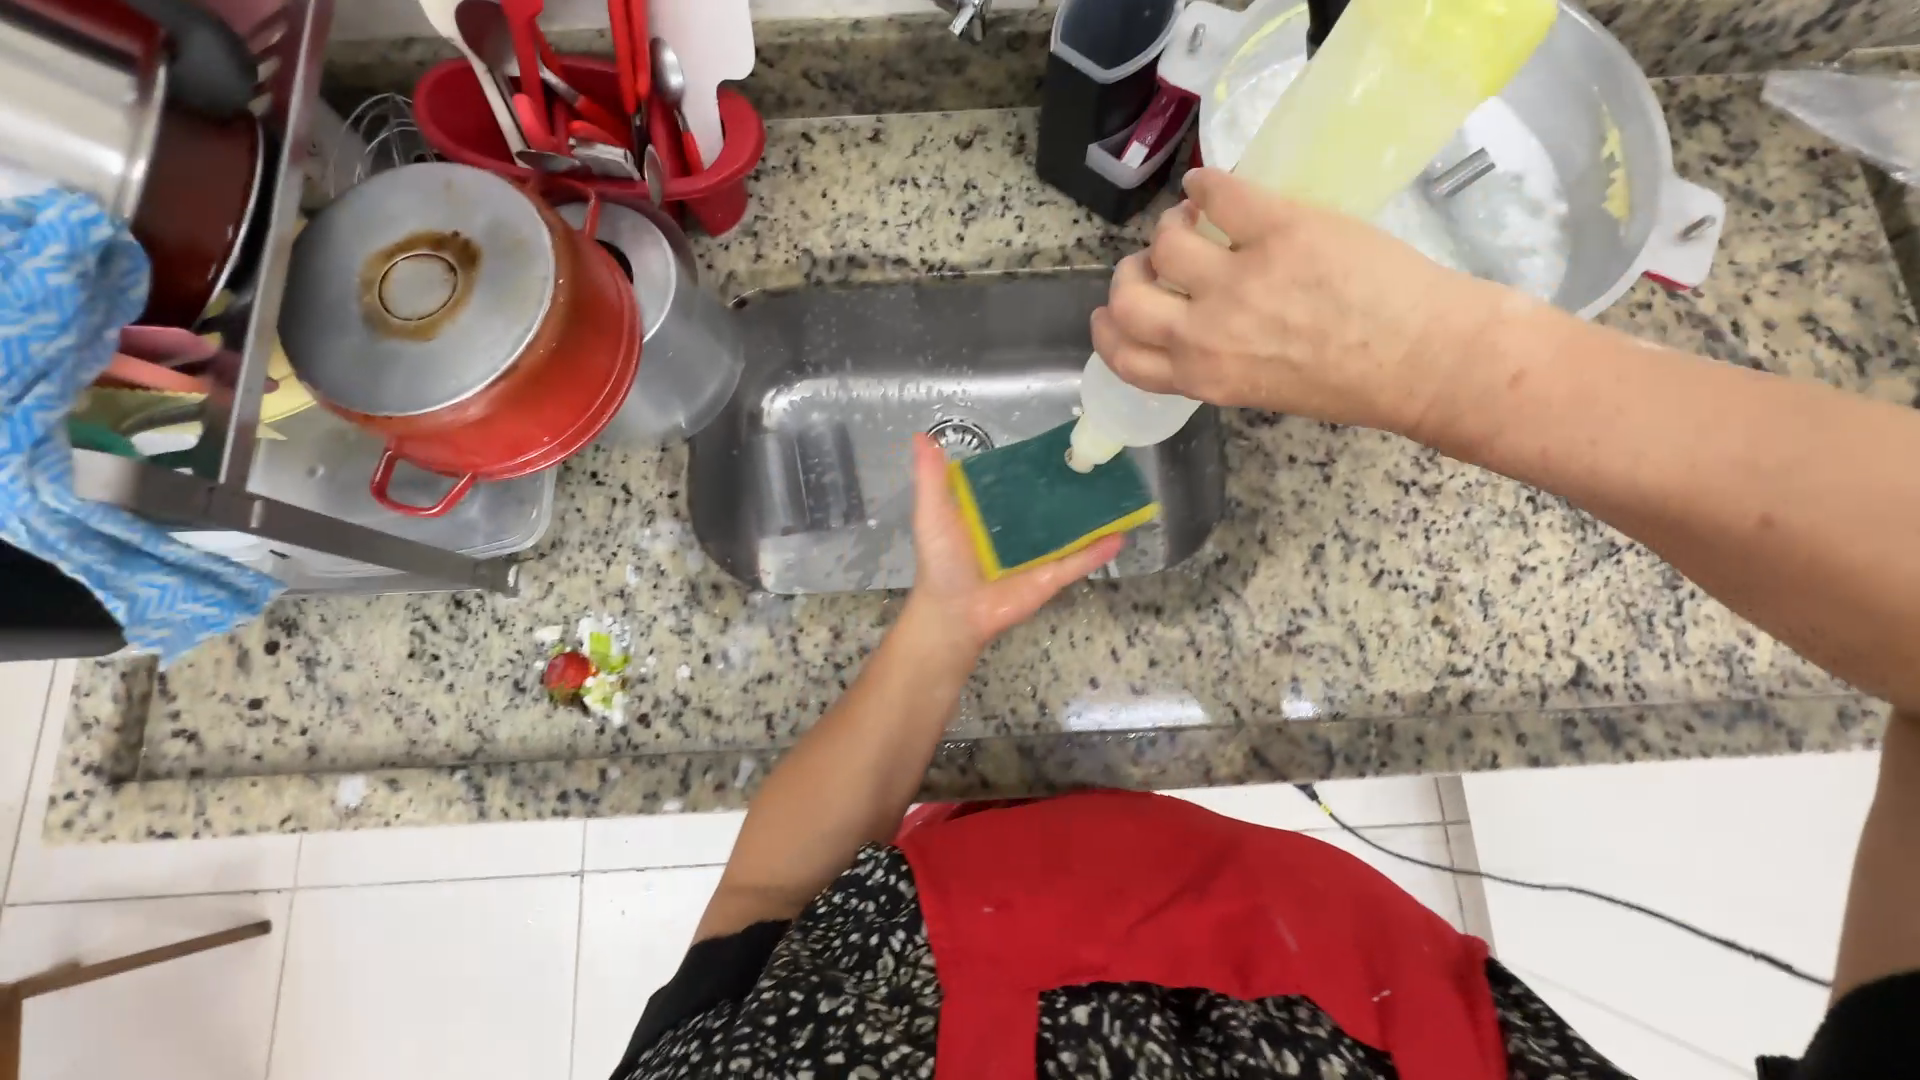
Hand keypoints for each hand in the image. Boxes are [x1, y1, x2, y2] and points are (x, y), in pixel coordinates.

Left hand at [903, 433, 1124, 656]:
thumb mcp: (931, 514)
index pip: (1014, 483)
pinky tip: (1121, 535)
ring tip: (1119, 493)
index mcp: (989, 513)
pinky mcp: (1049, 578)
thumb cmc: (941, 562)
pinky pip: (1078, 562)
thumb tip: (921, 435)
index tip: (1056, 445)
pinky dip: (1098, 551)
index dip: (1032, 465)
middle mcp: (1016, 531)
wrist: (953, 613)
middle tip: (1097, 464)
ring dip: (1094, 517)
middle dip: (1071, 488)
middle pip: (1048, 506)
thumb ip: (931, 477)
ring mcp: (1036, 555)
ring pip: (1070, 532)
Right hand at [1089, 167, 1502, 434]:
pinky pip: (1218, 193)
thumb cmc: (1350, 386)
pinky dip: (1205, 184)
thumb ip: (1213, 362)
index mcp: (1201, 377)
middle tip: (1152, 263)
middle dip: (1129, 275)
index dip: (1108, 330)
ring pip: (1165, 240)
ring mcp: (1238, 279)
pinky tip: (1209, 186)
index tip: (1112, 313)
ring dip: (1171, 227)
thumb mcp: (1257, 392)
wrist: (1421, 358)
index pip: (1121, 356)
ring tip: (1196, 222)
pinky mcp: (1277, 229)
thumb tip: (1192, 323)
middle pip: (1127, 297)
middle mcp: (1205, 333)